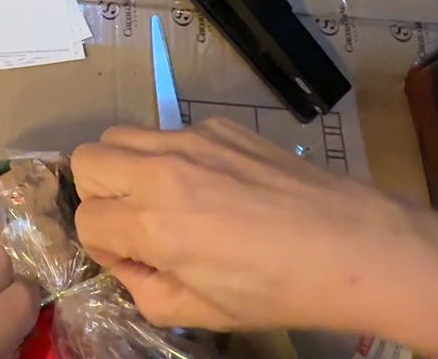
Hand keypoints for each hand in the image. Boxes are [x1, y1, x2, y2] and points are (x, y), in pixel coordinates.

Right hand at [72, 119, 422, 334]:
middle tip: (132, 219)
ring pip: (117, 135)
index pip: (86, 221)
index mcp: (155, 225)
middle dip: (98, 195)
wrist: (352, 244)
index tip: (133, 258)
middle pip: (85, 161)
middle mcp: (159, 170)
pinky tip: (211, 184)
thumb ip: (143, 289)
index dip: (103, 247)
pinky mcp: (213, 123)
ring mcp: (186, 138)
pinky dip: (168, 156)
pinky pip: (165, 131)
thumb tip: (127, 258)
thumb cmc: (278, 290)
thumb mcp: (203, 314)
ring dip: (124, 167)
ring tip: (161, 195)